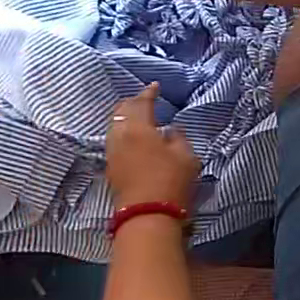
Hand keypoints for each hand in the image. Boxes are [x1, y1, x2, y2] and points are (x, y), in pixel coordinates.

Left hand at [106, 86, 199, 207]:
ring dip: (125, 117)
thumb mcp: (186, 156)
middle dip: (133, 102)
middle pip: (121, 111)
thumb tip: (170, 131)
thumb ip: (178, 138)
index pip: (141, 103)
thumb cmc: (171, 180)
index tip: (155, 86)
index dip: (149, 92)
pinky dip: (124, 131)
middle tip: (145, 99)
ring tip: (138, 116)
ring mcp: (113, 152)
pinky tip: (134, 136)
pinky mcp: (112, 167)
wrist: (148, 214)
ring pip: (115, 125)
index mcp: (138, 128)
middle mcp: (120, 136)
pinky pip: (115, 139)